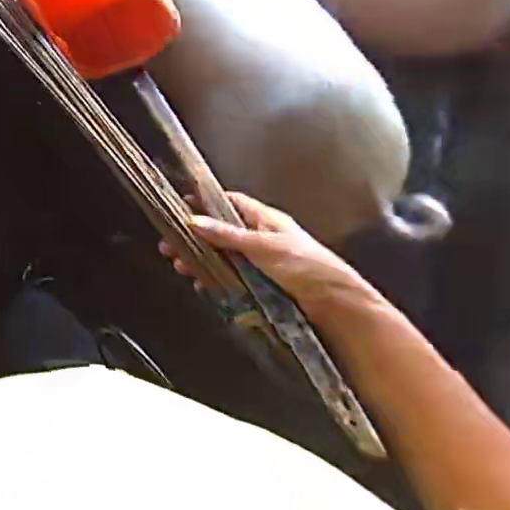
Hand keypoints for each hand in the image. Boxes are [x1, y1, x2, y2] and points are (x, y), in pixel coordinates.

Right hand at [160, 192, 388, 321]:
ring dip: (199, 259)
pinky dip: (212, 279)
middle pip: (218, 231)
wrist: (340, 307)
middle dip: (193, 237)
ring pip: (220, 255)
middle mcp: (259, 237)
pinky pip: (228, 277)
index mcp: (264, 220)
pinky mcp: (259, 283)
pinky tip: (200, 283)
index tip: (178, 207)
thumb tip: (192, 220)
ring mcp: (259, 261)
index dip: (204, 202)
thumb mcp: (263, 247)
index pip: (229, 202)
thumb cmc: (306, 267)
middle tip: (169, 245)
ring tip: (180, 266)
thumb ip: (227, 235)